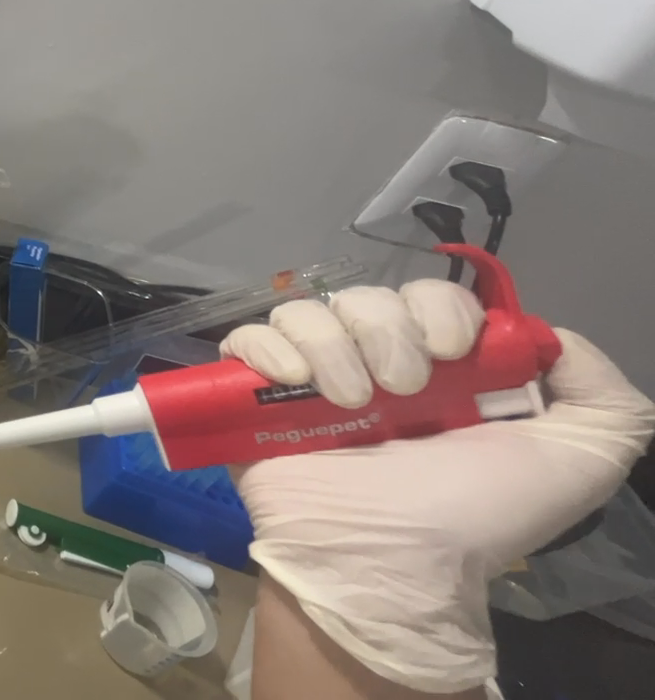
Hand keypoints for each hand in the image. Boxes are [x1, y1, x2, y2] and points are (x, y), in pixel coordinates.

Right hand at [221, 280, 654, 693]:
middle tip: (399, 394)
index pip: (427, 294)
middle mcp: (365, 360)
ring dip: (332, 350)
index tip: (451, 357)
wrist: (387, 553)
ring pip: (301, 311)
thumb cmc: (471, 510)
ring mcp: (302, 372)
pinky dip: (270, 351)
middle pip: (363, 296)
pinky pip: (246, 338)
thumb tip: (545, 335)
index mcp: (433, 366)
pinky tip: (293, 387)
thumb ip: (602, 398)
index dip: (439, 311)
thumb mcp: (572, 462)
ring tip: (348, 404)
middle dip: (387, 336)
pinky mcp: (247, 388)